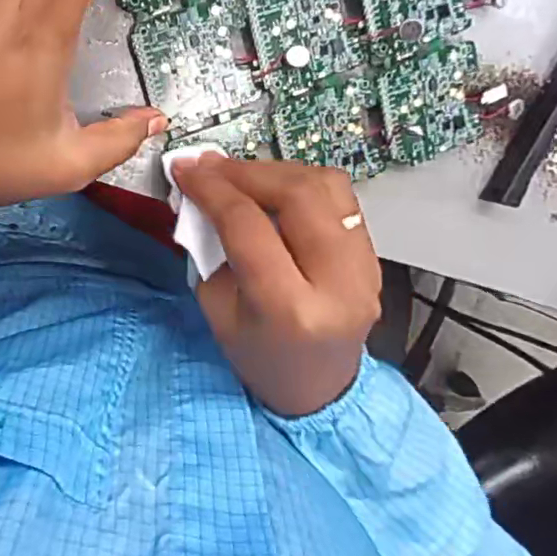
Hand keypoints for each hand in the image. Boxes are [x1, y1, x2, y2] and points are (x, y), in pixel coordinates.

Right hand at [171, 156, 381, 416]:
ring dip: (275, 170)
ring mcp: (365, 268)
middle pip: (297, 194)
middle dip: (245, 170)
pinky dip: (300, 184)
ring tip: (240, 175)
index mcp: (289, 308)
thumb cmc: (256, 356)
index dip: (211, 188)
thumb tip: (204, 193)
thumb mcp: (216, 306)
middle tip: (209, 166)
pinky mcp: (372, 257)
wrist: (317, 389)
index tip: (184, 169)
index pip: (248, 225)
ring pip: (326, 186)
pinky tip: (272, 189)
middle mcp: (338, 283)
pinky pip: (339, 200)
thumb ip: (211, 247)